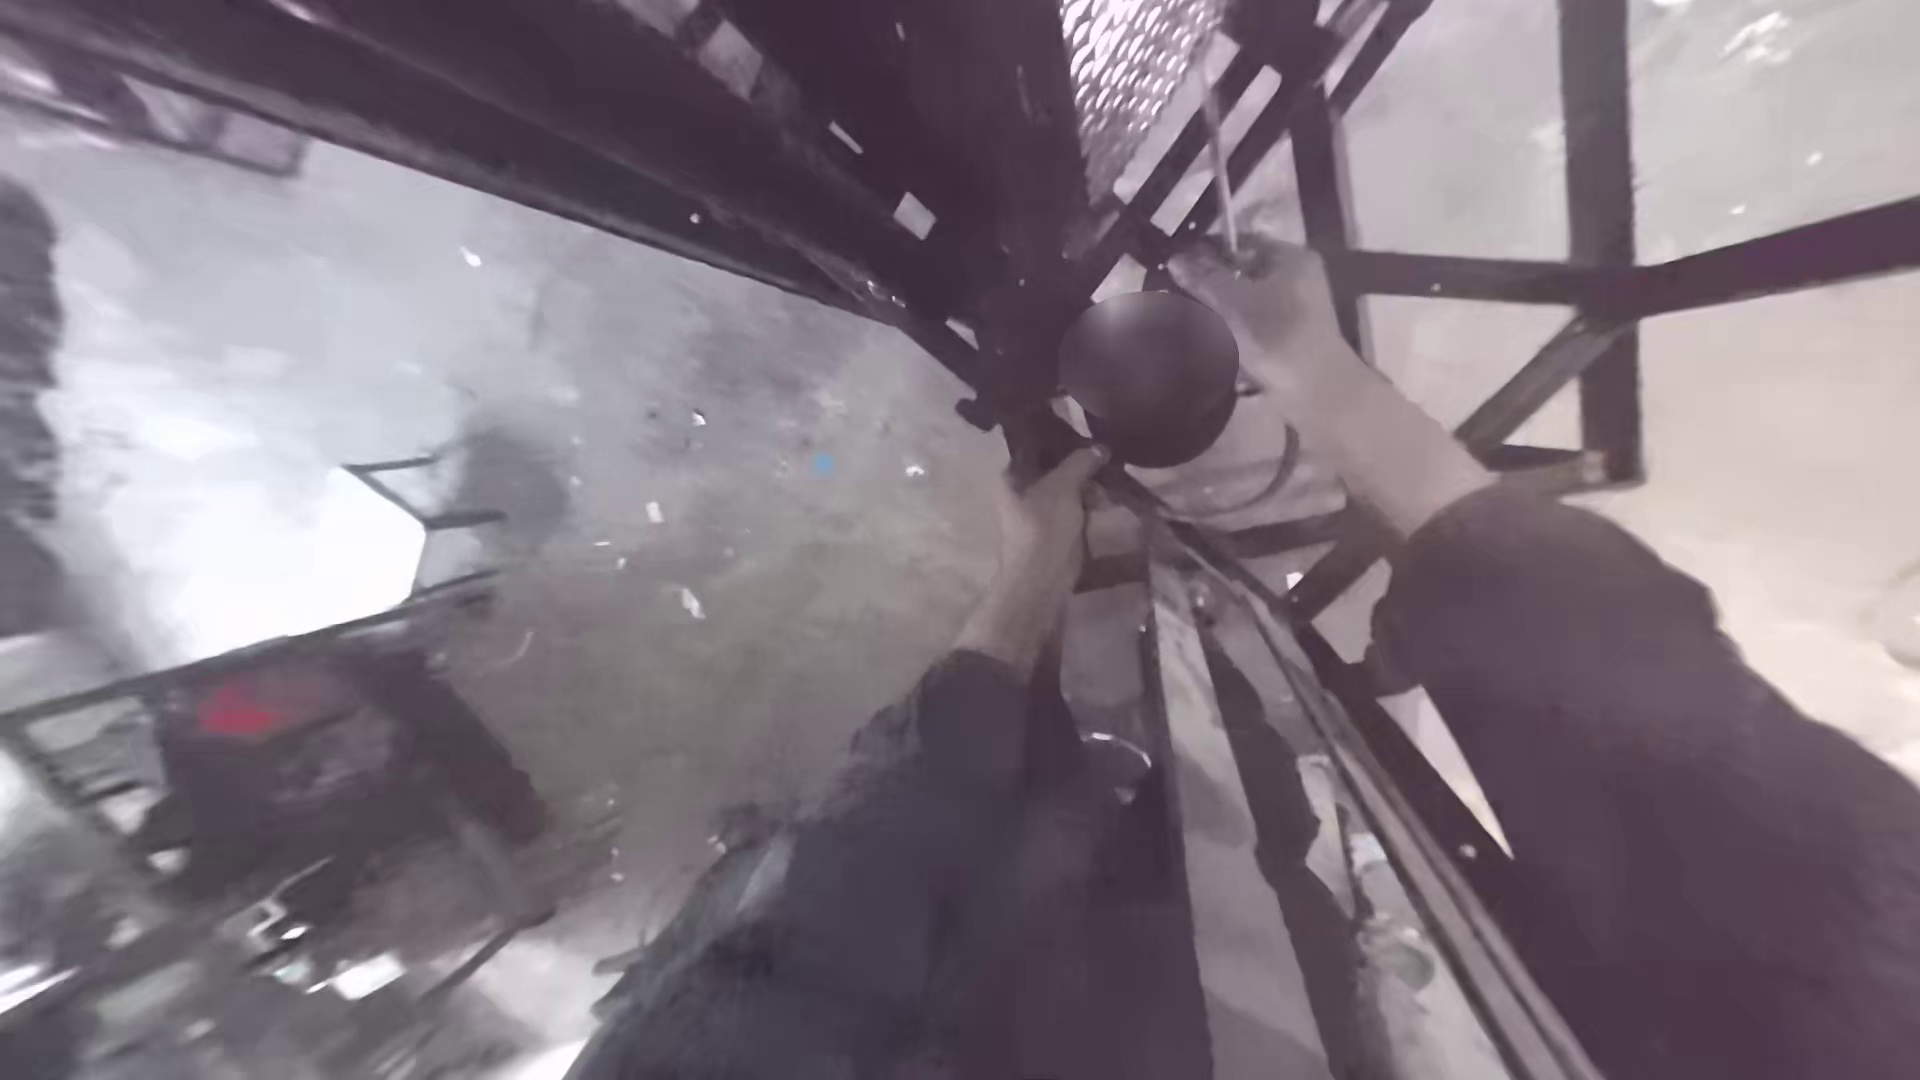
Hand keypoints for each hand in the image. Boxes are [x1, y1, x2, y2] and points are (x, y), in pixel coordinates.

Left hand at [995, 446, 1108, 592]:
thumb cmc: (1044, 528)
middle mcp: (1018, 495)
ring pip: (1067, 495)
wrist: (1041, 582)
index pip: (1036, 449)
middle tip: (1106, 472)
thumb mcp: (1062, 487)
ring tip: (1109, 495)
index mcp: (1010, 479)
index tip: (1090, 443)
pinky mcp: (1052, 536)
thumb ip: (1080, 462)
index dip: (1063, 444)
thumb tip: (1099, 447)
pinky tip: (1106, 510)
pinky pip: (1073, 515)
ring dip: (1089, 493)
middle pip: (1055, 473)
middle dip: (1083, 473)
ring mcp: (1035, 517)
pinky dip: (1088, 512)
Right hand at [1167, 234, 1342, 359]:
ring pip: (1242, 305)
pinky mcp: (1285, 340)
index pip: (1242, 243)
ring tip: (1195, 330)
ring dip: (1218, 317)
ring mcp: (1292, 312)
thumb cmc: (1274, 336)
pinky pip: (1249, 330)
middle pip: (1240, 276)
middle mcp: (1295, 279)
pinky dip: (1231, 338)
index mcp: (1290, 259)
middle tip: (1181, 300)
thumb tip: (1176, 258)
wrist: (1312, 388)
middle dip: (1211, 290)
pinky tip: (1215, 351)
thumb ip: (1203, 279)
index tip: (1178, 268)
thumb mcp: (1232, 303)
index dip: (1208, 252)